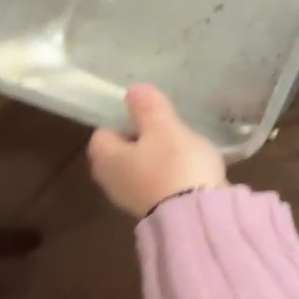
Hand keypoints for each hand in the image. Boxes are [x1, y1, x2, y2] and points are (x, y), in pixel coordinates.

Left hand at [87, 85, 227, 218]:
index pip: (103, 132)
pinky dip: (167, 173)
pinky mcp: (153, 205)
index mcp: (106, 157)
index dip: (123, 120)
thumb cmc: (175, 164)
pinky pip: (154, 181)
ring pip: (137, 167)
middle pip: (120, 151)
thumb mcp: (166, 130)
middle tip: (169, 129)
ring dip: (155, 158)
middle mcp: (109, 178)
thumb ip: (149, 110)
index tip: (151, 114)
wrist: (195, 209)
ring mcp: (130, 195)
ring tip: (183, 148)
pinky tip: (188, 168)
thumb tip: (132, 89)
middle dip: (140, 140)